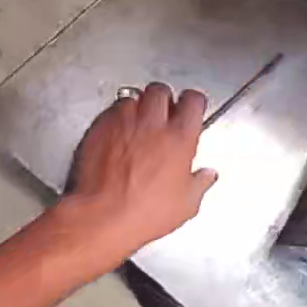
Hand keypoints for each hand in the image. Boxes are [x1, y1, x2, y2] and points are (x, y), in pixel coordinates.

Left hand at [61, 82, 218, 260]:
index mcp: (179, 138)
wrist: (102, 215)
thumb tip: (207, 176)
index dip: (194, 102)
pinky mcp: (99, 128)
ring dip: (138, 108)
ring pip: (133, 98)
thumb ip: (200, 183)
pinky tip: (118, 136)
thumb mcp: (186, 204)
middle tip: (164, 114)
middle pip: (160, 90)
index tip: (192, 108)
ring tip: (139, 125)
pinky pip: (110, 112)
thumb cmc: (143, 212)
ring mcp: (123, 123)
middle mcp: (151, 124)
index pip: (193, 100)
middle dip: (164, 100)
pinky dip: (116, 119)